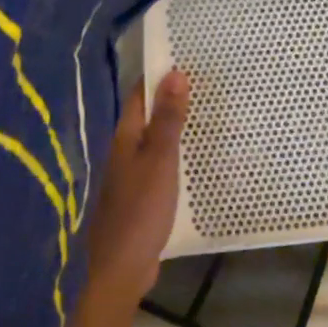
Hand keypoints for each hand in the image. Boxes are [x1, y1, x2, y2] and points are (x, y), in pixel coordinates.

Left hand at [81, 69, 189, 304]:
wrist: (119, 270)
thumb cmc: (139, 210)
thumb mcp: (159, 161)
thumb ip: (167, 119)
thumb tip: (175, 72)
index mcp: (125, 136)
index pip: (140, 93)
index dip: (159, 73)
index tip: (187, 56)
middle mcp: (124, 150)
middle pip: (148, 115)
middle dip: (171, 98)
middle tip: (207, 82)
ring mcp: (131, 175)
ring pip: (155, 140)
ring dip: (175, 127)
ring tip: (208, 113)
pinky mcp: (141, 197)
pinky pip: (160, 165)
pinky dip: (176, 155)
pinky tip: (195, 159)